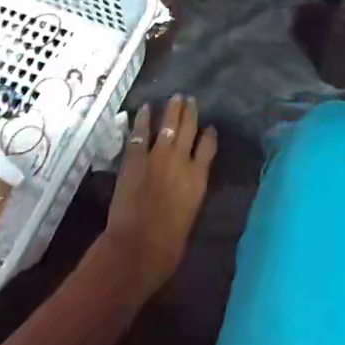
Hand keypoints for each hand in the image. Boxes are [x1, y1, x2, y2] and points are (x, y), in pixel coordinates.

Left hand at [104, 95, 216, 298]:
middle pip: (189, 128)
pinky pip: (140, 134)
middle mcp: (181, 160)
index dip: (209, 134)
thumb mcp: (189, 215)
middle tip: (190, 99)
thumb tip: (185, 188)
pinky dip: (142, 119)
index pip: (209, 146)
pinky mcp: (134, 159)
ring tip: (175, 97)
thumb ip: (189, 194)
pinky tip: (145, 108)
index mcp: (199, 177)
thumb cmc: (167, 246)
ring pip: (168, 125)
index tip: (210, 127)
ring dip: (172, 110)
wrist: (137, 248)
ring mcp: (157, 156)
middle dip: (190, 112)